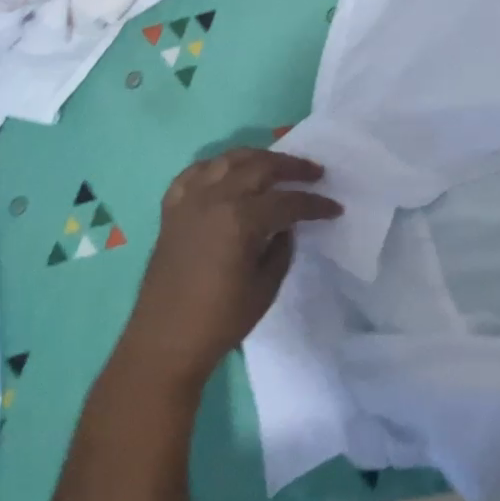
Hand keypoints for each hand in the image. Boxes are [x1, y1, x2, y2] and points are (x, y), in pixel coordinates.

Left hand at [116, 148, 341, 388]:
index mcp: (241, 220)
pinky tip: (228, 173)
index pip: (288, 201)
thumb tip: (285, 225)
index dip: (315, 204)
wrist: (165, 342)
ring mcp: (189, 202)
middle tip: (315, 173)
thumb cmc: (222, 319)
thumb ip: (281, 246)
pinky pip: (193, 174)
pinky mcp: (171, 211)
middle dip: (292, 168)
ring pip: (227, 160)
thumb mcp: (267, 284)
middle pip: (260, 168)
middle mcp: (214, 200)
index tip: (334, 208)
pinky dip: (214, 167)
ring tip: (276, 165)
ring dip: (257, 158)